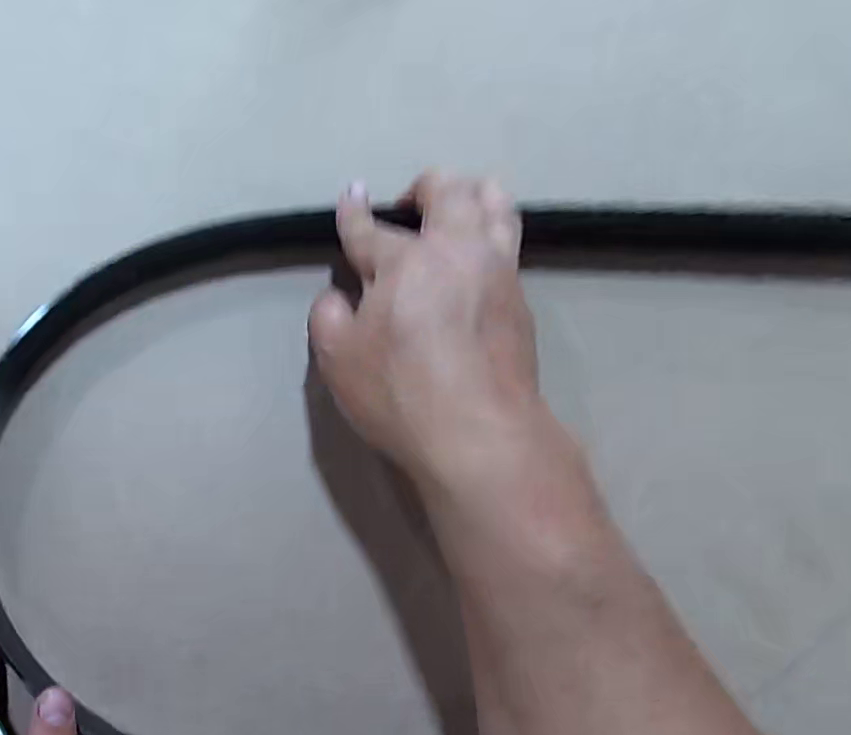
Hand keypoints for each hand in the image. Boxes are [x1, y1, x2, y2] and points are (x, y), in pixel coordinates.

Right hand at [308, 171, 545, 487]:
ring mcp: (498, 271)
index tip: (352, 195)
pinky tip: (478, 258)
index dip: (354, 214)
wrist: (478, 431)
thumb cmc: (397, 393)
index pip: (370, 230)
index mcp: (405, 262)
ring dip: (473, 194)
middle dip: (426, 186)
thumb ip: (328, 317)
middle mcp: (457, 252)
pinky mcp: (521, 300)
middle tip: (409, 202)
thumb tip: (338, 296)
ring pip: (496, 204)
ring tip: (457, 210)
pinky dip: (491, 233)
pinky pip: (509, 243)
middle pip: (450, 191)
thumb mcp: (337, 359)